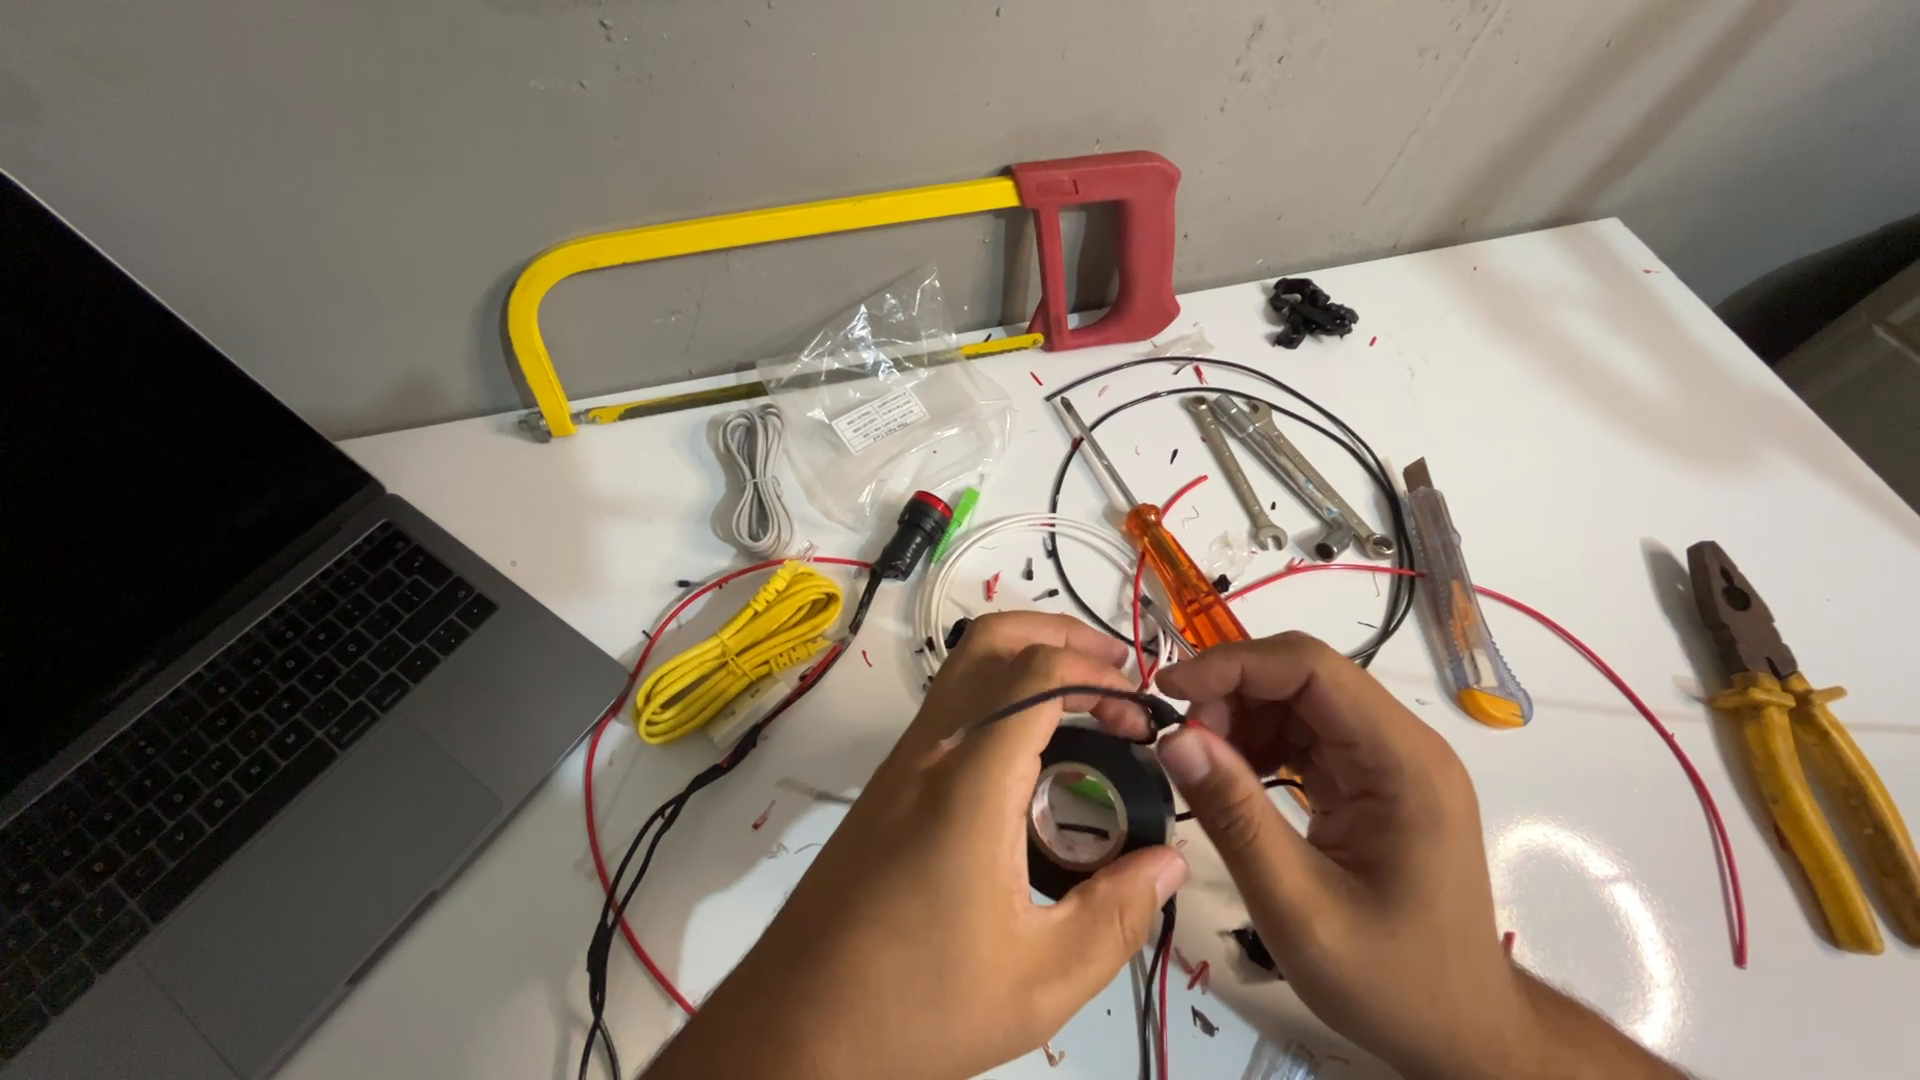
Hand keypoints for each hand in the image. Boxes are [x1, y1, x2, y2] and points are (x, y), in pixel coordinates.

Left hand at [643, 612, 1188, 1079]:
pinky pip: (950, 708)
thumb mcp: (1041, 979)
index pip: (1038, 674)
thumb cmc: (919, 1004)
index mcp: (970, 782)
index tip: (1142, 718)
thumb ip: (1118, 915)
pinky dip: (1000, 696)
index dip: (1101, 676)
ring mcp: (901, 764)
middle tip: (1116, 674)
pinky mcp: (886, 786)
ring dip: (1028, 661)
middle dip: (1062, 636)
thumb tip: (1169, 861)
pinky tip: (1030, 758)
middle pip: (992, 641)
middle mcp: (930, 751)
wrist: (796, 1027)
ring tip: (1084, 704)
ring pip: (964, 668)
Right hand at [1147, 633, 1679, 1079]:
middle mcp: (1402, 744)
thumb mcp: (1297, 906)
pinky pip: (1305, 735)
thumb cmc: (1390, 981)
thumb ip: (1234, 817)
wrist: (1461, 1033)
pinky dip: (1258, 743)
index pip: (1311, 668)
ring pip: (1298, 700)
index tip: (1169, 692)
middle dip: (1232, 691)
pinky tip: (1231, 778)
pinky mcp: (1372, 781)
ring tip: (1200, 763)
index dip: (1233, 665)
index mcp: (1402, 761)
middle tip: (1180, 740)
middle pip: (1304, 676)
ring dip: (1240, 716)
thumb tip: (1172, 738)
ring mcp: (1389, 761)